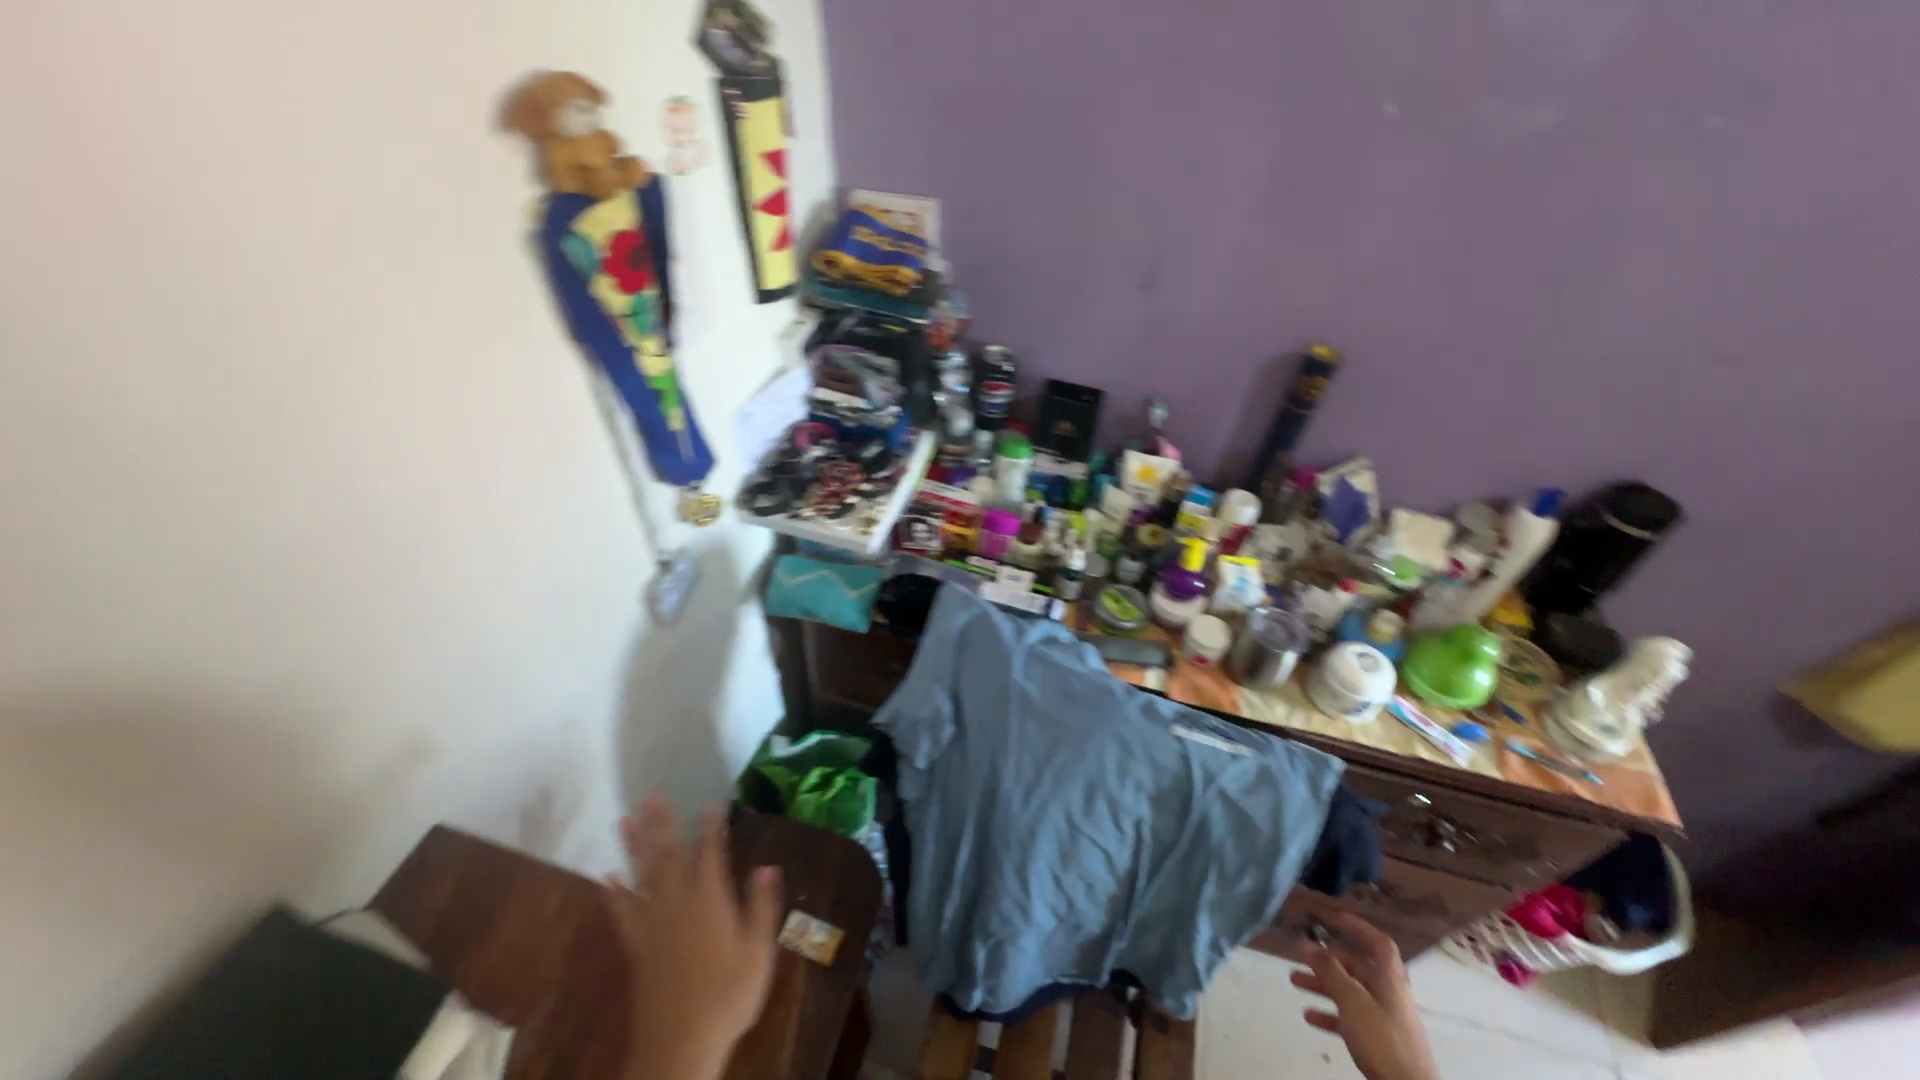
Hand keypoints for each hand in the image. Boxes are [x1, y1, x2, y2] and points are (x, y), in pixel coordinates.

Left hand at [603, 797, 784, 1079]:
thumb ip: (761, 905)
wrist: (682, 1041)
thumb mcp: (759, 950)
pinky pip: (622, 913)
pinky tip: (606, 876)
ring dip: (634, 847)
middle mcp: (678, 903)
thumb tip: (768, 865)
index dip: (711, 826)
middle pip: (668, 856)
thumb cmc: (729, 994)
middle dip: (662, 824)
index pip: (710, 853)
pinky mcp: (637, 945)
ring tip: (625, 819)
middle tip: (652, 794)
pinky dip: (613, 893)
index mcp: (710, 900)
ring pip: (641, 876)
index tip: (712, 802)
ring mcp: (653, 924)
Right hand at [1290, 914, 1440, 1079]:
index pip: (1378, 944)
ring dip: (1323, 985)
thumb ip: (1329, 971)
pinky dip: (1330, 1014)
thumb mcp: (1351, 1001)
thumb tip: (1306, 943)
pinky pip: (1350, 1018)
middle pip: (1358, 968)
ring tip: (1294, 981)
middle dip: (1329, 960)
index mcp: (1388, 979)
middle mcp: (1388, 994)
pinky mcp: (1379, 1041)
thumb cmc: (1382, 1039)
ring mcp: (1385, 1018)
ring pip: (1350, 993)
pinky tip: (1310, 1016)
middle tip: (1301, 957)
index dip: (1359, 928)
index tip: (1335, 918)